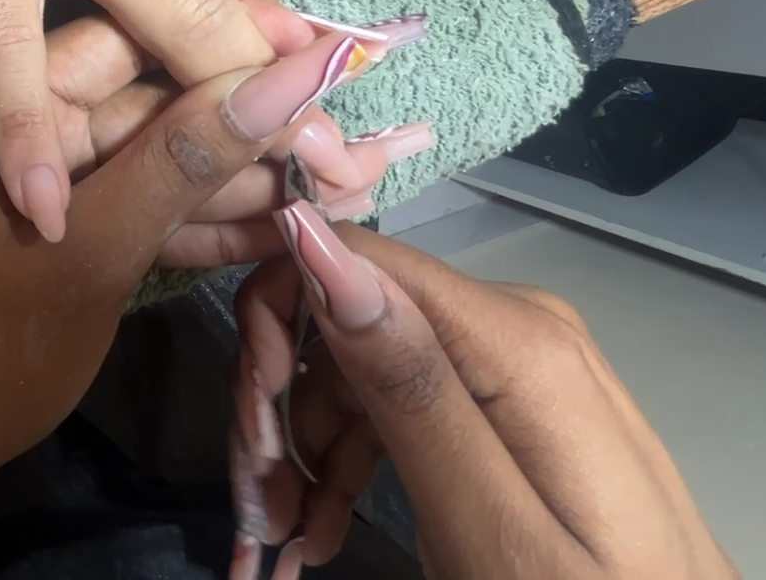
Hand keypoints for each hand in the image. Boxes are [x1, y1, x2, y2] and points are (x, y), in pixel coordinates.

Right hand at [0, 0, 314, 242]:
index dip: (266, 5)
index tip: (264, 51)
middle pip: (227, 2)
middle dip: (262, 83)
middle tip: (288, 156)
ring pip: (149, 38)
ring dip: (185, 120)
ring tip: (216, 202)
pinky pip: (11, 56)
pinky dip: (26, 131)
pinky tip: (46, 207)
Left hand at [0, 13, 405, 486]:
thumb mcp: (99, 246)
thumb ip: (186, 159)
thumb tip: (288, 78)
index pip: (124, 44)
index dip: (226, 49)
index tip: (326, 60)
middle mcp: (22, 120)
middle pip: (151, 104)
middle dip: (247, 131)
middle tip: (347, 156)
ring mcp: (47, 171)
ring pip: (156, 159)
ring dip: (240, 182)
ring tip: (340, 194)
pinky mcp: (70, 217)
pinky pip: (141, 201)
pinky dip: (203, 220)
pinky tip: (285, 226)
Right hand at [229, 216, 736, 578]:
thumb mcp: (493, 529)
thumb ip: (407, 381)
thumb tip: (311, 236)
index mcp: (512, 336)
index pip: (343, 257)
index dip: (275, 317)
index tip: (254, 415)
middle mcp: (504, 322)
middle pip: (336, 313)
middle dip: (278, 394)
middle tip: (260, 489)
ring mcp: (497, 361)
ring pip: (344, 364)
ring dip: (298, 438)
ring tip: (283, 525)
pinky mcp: (488, 398)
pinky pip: (380, 399)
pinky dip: (336, 455)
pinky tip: (316, 518)